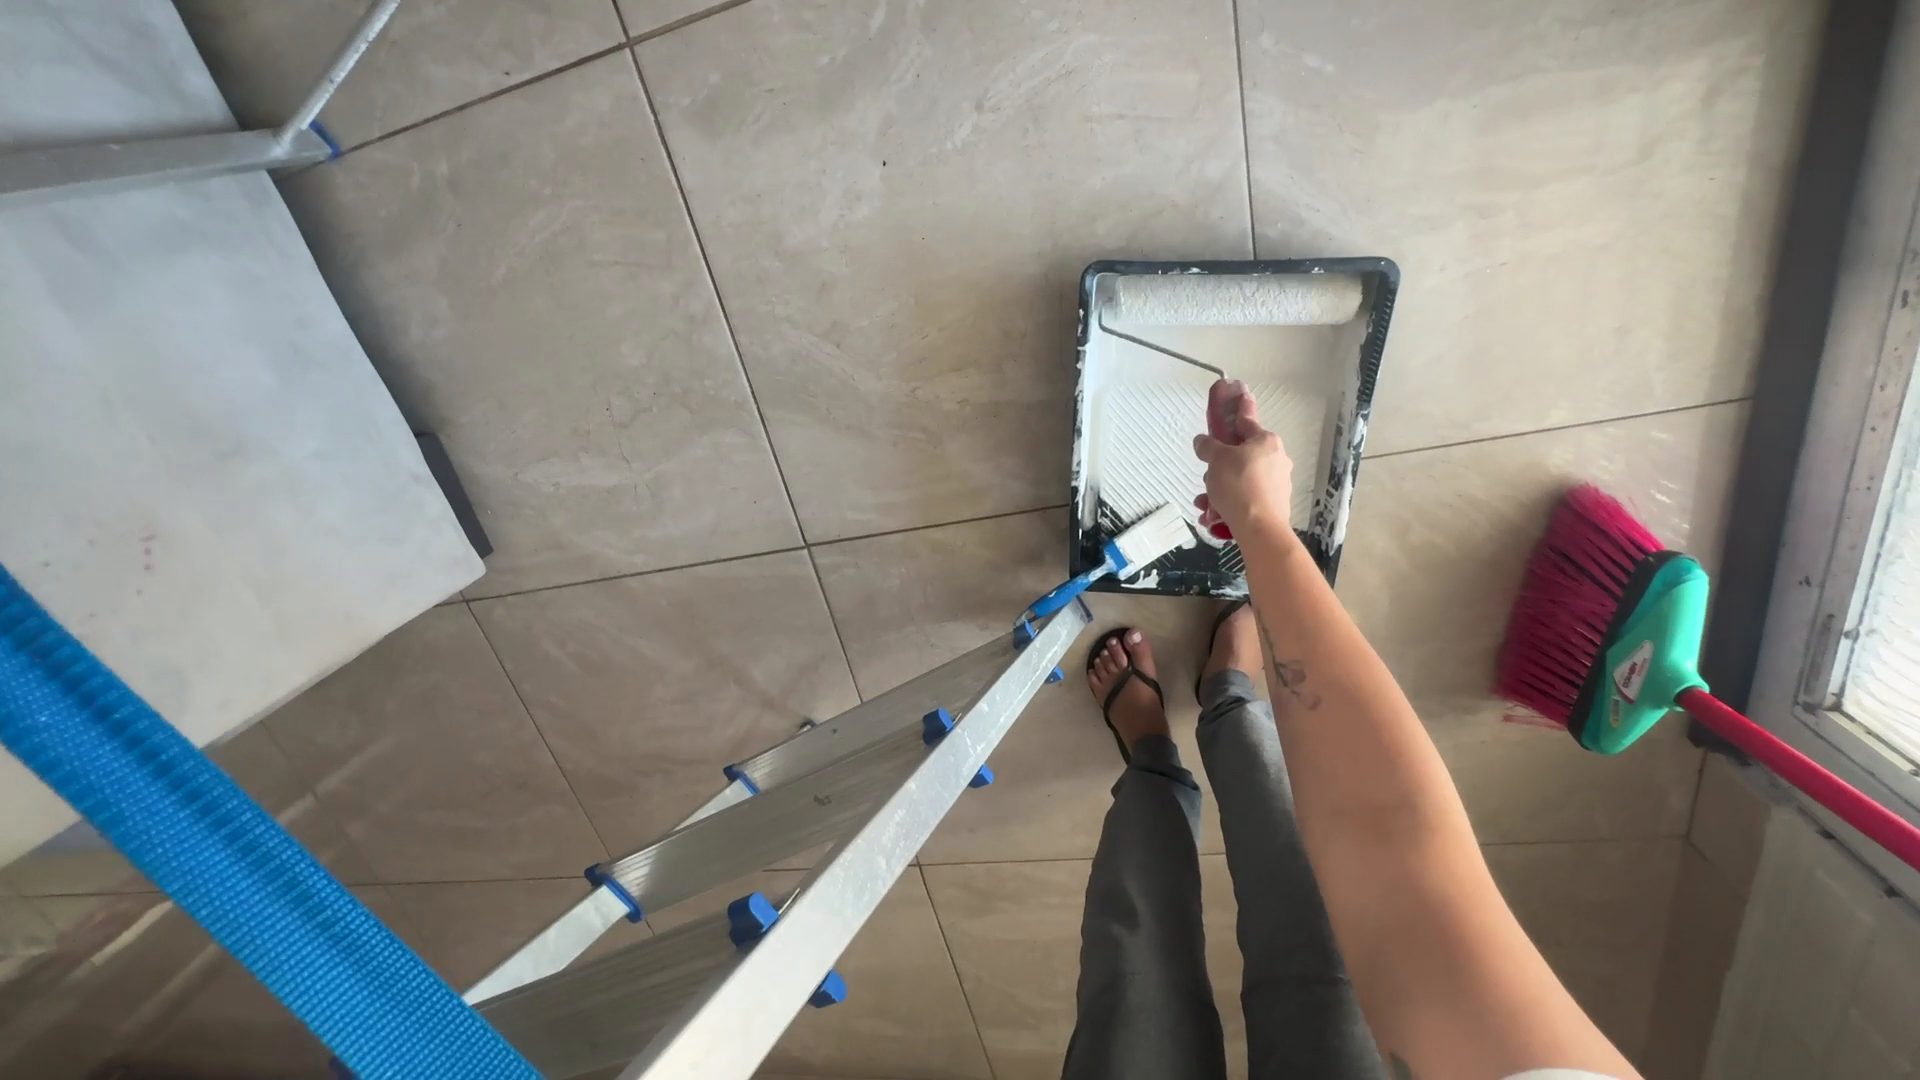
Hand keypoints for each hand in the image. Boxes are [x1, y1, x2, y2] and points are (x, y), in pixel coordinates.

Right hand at [1192, 379, 1292, 539]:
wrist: (1260, 528)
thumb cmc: (1239, 485)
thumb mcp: (1216, 460)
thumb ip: (1208, 446)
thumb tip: (1202, 440)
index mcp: (1265, 441)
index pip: (1247, 420)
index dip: (1239, 407)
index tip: (1240, 394)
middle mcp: (1276, 459)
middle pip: (1240, 455)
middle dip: (1218, 467)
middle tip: (1207, 476)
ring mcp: (1276, 483)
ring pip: (1239, 480)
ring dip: (1218, 490)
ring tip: (1205, 505)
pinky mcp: (1274, 505)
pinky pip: (1245, 499)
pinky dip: (1228, 505)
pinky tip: (1213, 516)